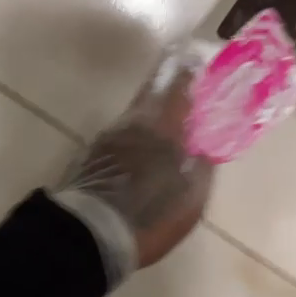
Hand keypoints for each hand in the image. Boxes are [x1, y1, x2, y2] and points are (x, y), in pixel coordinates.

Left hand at [59, 51, 214, 268]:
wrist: (90, 235)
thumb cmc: (149, 217)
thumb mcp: (189, 201)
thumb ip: (200, 170)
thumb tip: (205, 150)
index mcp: (162, 130)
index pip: (177, 91)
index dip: (186, 75)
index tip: (193, 61)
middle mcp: (135, 124)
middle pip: (151, 92)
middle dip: (166, 81)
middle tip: (178, 73)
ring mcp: (110, 137)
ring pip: (135, 112)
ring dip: (151, 108)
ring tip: (164, 114)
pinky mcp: (94, 153)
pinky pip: (122, 132)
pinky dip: (136, 129)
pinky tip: (141, 142)